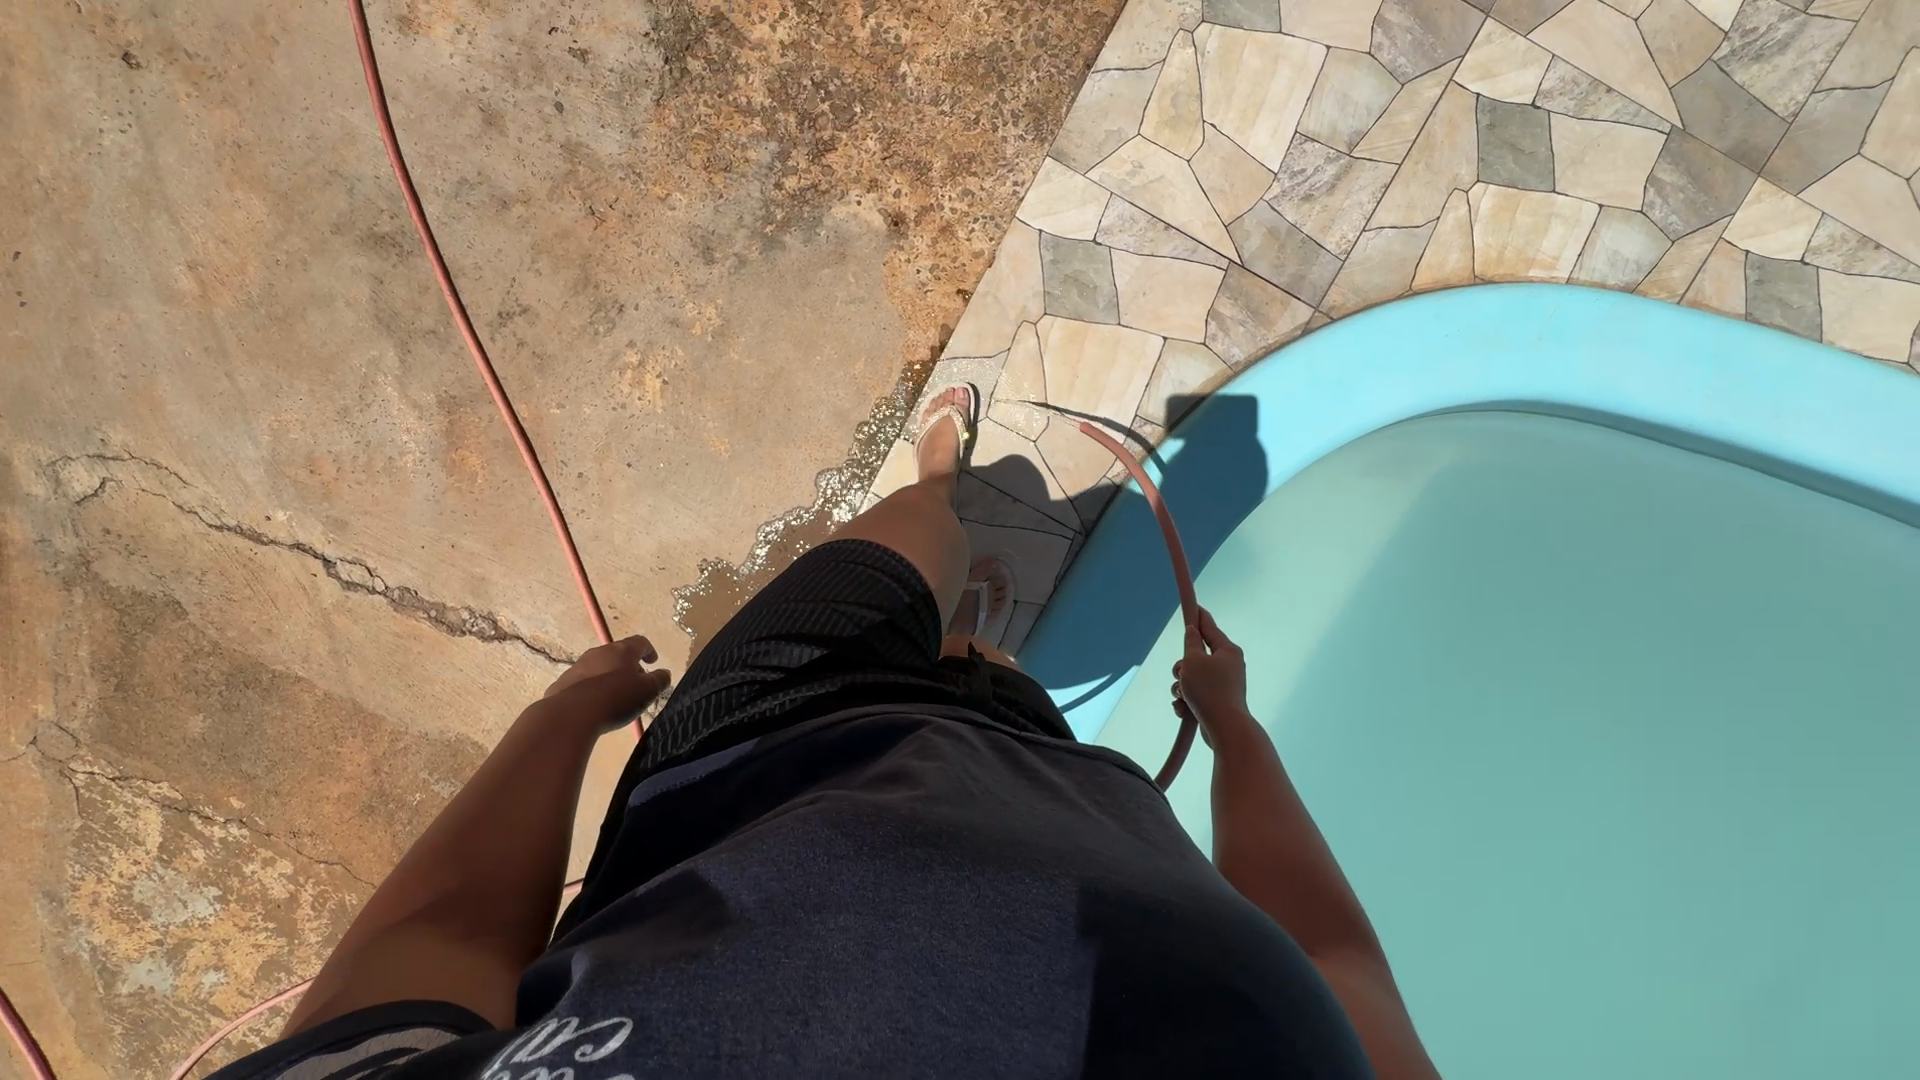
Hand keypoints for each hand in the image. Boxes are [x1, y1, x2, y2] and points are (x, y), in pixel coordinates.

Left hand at [541, 635, 670, 733]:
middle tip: (635, 684)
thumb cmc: (616, 698)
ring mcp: (577, 667)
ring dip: (608, 678)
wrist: (570, 715)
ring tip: (614, 698)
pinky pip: (581, 684)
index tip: (653, 661)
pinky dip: (591, 690)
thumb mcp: (647, 691)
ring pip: (598, 668)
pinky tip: (593, 707)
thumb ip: (659, 680)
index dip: (649, 651)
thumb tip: (664, 673)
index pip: (640, 642)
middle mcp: (599, 653)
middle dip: (628, 667)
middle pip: (617, 654)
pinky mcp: (561, 684)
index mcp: (622, 651)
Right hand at [1171, 608, 1248, 745]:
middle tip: (1181, 674)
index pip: (1209, 627)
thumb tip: (1193, 631)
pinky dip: (1187, 701)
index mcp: (1227, 651)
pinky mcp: (1218, 702)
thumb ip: (1190, 643)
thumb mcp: (1193, 660)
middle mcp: (1228, 665)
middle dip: (1182, 667)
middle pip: (1196, 656)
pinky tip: (1184, 710)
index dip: (1198, 616)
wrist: (1224, 728)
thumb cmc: (1209, 690)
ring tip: (1183, 697)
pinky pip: (1196, 695)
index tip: (1193, 606)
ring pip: (1193, 677)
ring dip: (1182, 686)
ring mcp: (1224, 685)